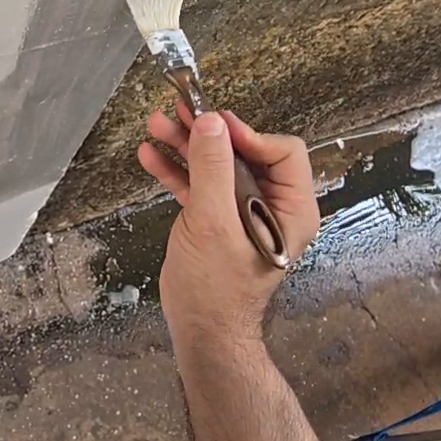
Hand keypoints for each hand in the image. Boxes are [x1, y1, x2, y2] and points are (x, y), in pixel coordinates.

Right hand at [137, 106, 320, 348]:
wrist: (200, 331)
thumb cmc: (217, 286)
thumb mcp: (214, 223)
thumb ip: (213, 170)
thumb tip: (212, 121)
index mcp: (290, 208)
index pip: (282, 152)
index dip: (248, 133)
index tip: (214, 123)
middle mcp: (269, 205)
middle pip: (242, 152)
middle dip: (208, 132)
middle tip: (179, 109)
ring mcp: (238, 211)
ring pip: (215, 165)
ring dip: (185, 145)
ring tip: (156, 124)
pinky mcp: (213, 219)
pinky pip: (196, 185)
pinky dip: (175, 170)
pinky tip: (151, 155)